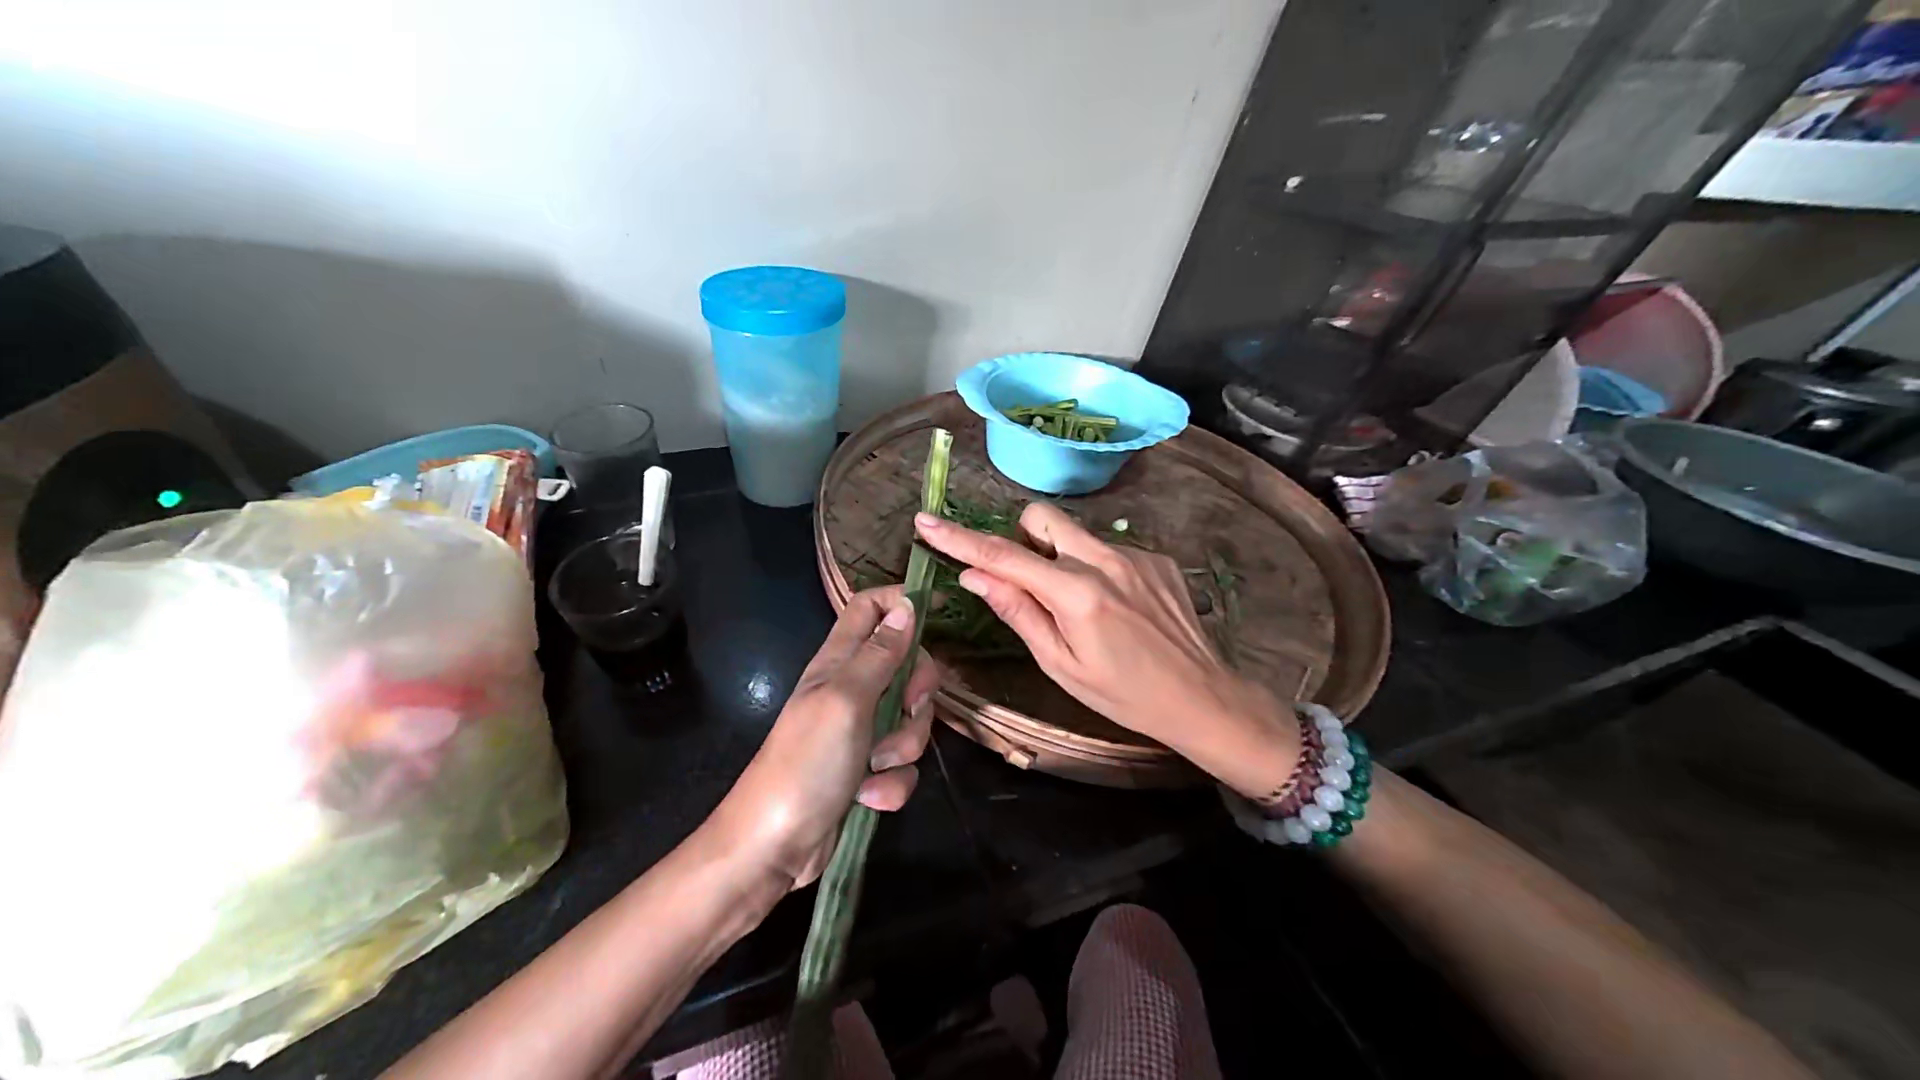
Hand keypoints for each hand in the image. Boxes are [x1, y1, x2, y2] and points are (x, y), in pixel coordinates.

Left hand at [709, 587, 942, 890]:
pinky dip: (891, 783)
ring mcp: (859, 731)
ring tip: (873, 766)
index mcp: (839, 661)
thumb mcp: (846, 700)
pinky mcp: (866, 770)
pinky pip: (902, 765)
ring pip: (911, 720)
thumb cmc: (806, 763)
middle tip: (907, 708)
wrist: (774, 847)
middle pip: (907, 666)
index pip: (871, 607)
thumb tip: (906, 606)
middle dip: (918, 691)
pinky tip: (867, 797)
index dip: (902, 601)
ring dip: (903, 747)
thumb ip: (879, 655)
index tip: (940, 610)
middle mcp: (851, 689)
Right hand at [914, 504, 1299, 799]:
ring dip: (1060, 556)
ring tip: (1081, 606)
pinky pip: (1106, 548)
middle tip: (1028, 580)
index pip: (1002, 556)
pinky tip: (1116, 608)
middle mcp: (1103, 559)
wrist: (1201, 697)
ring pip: (1075, 533)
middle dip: (1021, 538)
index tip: (926, 522)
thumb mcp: (1060, 664)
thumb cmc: (1122, 694)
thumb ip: (1017, 611)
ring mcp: (1134, 553)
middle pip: (1039, 517)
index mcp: (1075, 592)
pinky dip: (1095, 568)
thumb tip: (974, 576)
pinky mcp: (1156, 557)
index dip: (959, 539)